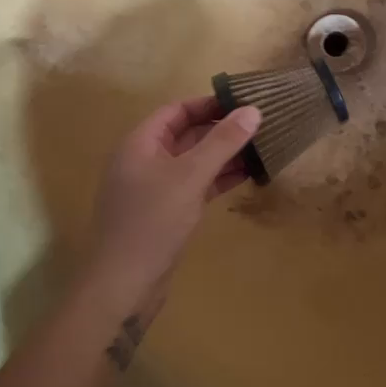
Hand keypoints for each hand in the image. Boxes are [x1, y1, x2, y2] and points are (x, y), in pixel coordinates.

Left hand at [85, 97, 259, 300]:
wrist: (124, 284)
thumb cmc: (153, 221)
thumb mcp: (191, 176)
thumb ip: (223, 141)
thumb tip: (253, 110)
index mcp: (140, 144)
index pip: (177, 110)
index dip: (209, 103)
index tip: (244, 101)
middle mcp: (145, 161)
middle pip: (187, 134)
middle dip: (222, 128)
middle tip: (260, 123)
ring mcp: (155, 188)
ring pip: (194, 160)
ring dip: (225, 154)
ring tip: (261, 146)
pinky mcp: (167, 211)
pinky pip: (196, 183)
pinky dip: (219, 177)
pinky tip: (248, 174)